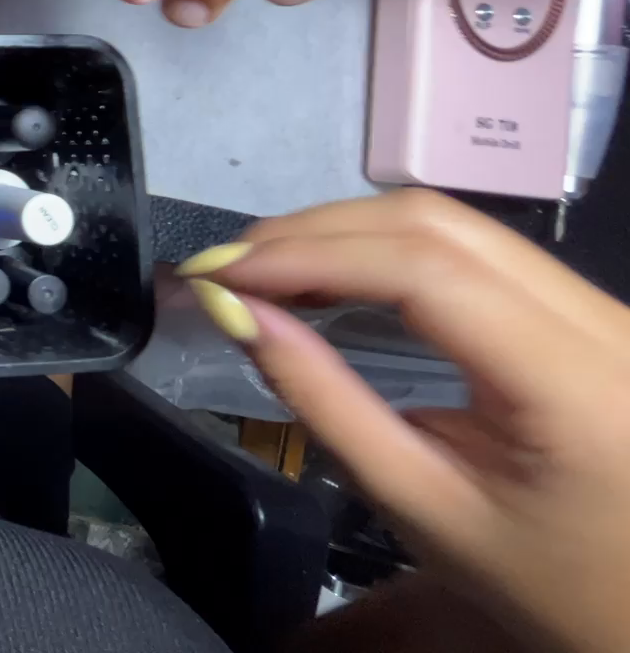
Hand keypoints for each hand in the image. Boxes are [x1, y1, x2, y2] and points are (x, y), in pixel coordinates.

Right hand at [178, 190, 629, 652]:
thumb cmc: (543, 582)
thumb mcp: (414, 498)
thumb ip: (316, 394)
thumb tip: (229, 307)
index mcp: (579, 388)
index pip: (424, 272)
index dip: (306, 254)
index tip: (215, 273)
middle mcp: (609, 327)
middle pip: (433, 225)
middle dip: (309, 231)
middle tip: (227, 268)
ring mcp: (603, 312)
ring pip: (445, 223)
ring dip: (335, 232)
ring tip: (261, 270)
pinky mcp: (582, 312)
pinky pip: (462, 247)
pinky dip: (371, 246)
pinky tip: (322, 274)